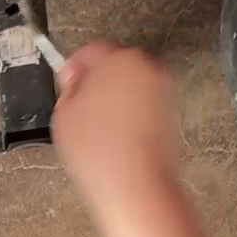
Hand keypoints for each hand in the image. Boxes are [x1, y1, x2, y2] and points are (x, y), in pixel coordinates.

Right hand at [52, 43, 182, 212]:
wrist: (135, 185)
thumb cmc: (100, 152)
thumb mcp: (65, 113)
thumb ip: (69, 87)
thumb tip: (75, 79)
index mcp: (118, 59)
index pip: (92, 51)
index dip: (75, 67)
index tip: (66, 81)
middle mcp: (146, 69)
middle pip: (116, 65)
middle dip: (97, 82)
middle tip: (79, 106)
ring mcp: (162, 92)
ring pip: (131, 87)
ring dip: (114, 99)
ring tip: (96, 127)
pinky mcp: (171, 115)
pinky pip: (143, 107)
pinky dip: (130, 116)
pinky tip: (114, 138)